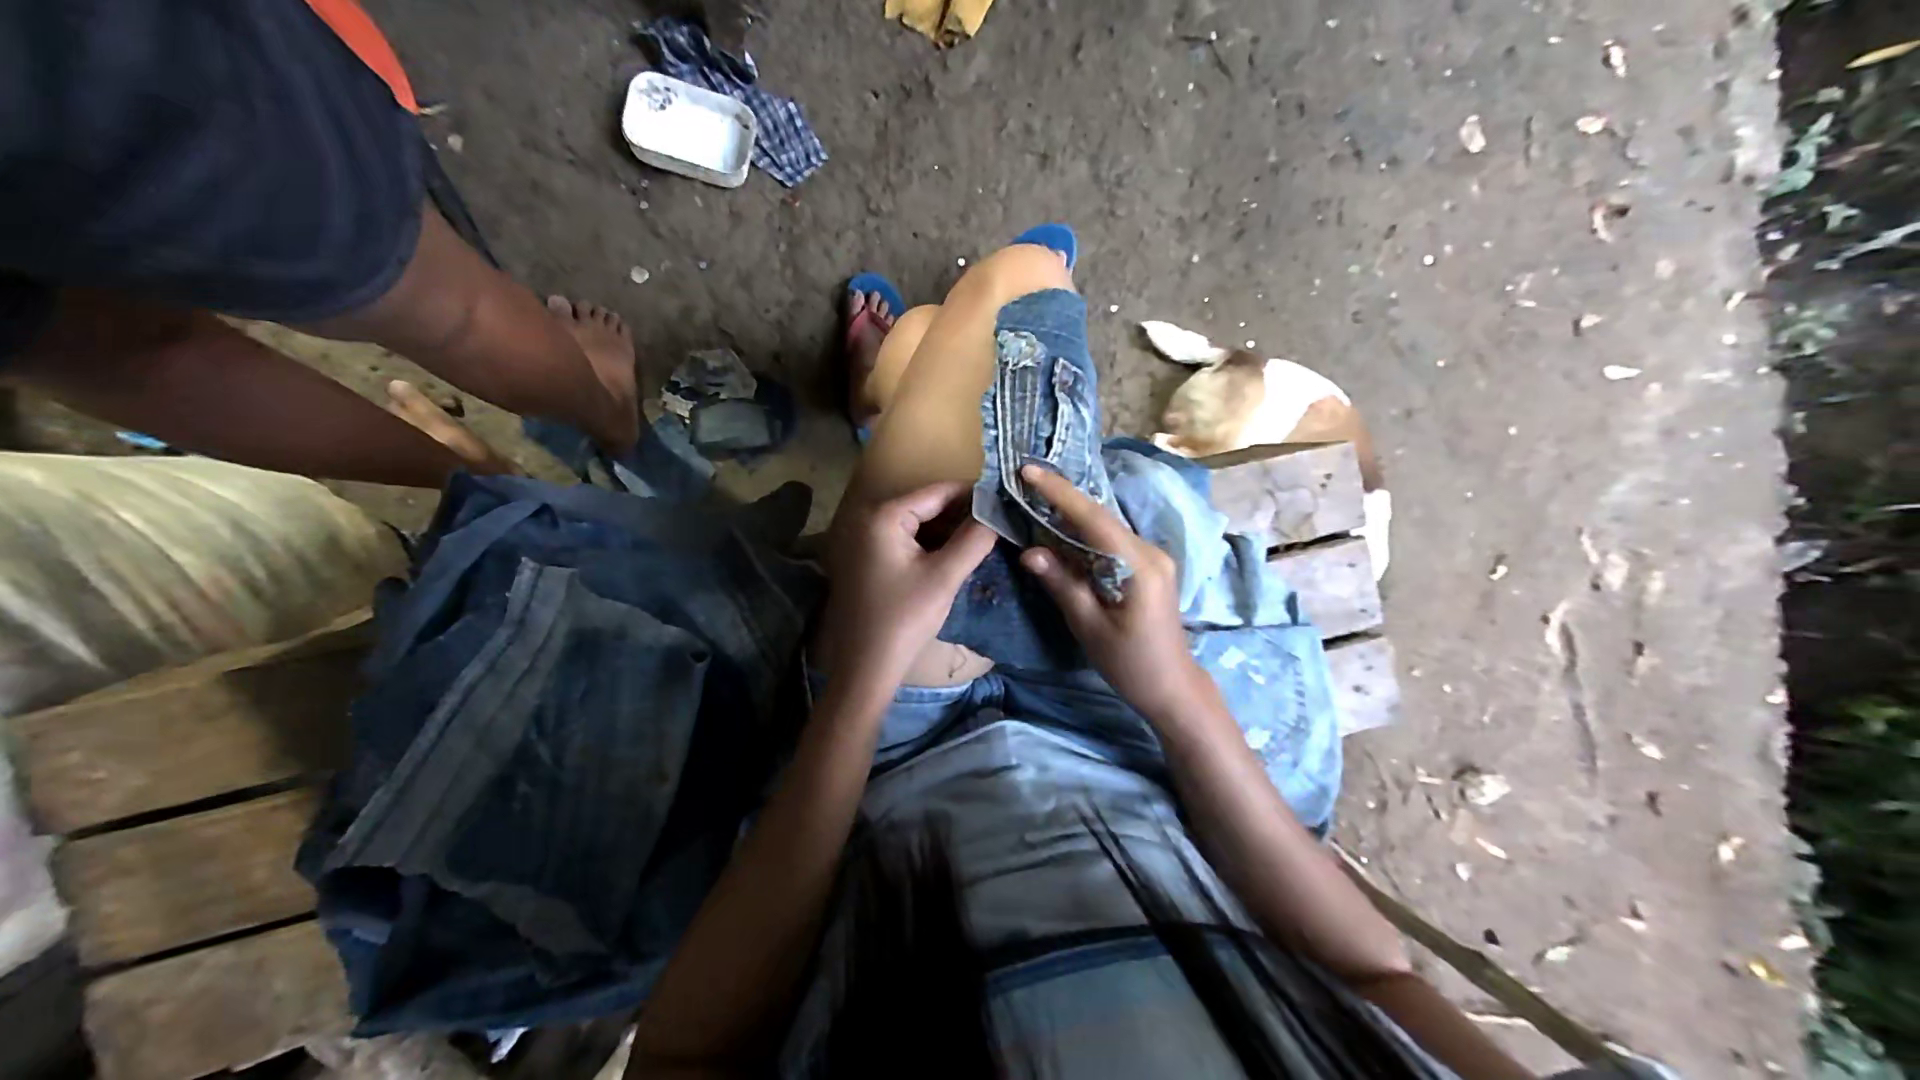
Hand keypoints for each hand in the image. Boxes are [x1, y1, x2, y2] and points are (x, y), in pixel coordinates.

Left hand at [817, 481, 998, 698]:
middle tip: (999, 520)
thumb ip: (973, 540)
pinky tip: (957, 553)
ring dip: (948, 529)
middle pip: (926, 505)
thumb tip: (996, 512)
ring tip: (985, 535)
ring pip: (918, 523)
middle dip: (962, 513)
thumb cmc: (904, 619)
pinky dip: (931, 544)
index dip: (974, 494)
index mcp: (884, 516)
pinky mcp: (868, 559)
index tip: (1005, 499)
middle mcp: (870, 518)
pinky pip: (906, 539)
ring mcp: (865, 539)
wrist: (864, 666)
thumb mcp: (944, 577)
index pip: (938, 491)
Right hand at [1017, 465, 1213, 721]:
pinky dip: (1085, 532)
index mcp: (1139, 566)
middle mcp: (1151, 553)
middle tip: (1025, 479)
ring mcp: (1153, 558)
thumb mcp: (1089, 627)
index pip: (1094, 519)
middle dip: (1062, 496)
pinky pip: (1112, 540)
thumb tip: (1030, 551)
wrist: (1172, 687)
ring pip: (1106, 526)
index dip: (1060, 493)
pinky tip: (1062, 528)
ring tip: (1036, 496)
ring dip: (1072, 513)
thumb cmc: (1130, 664)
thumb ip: (1062, 584)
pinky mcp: (1149, 566)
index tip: (1028, 470)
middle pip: (1101, 516)